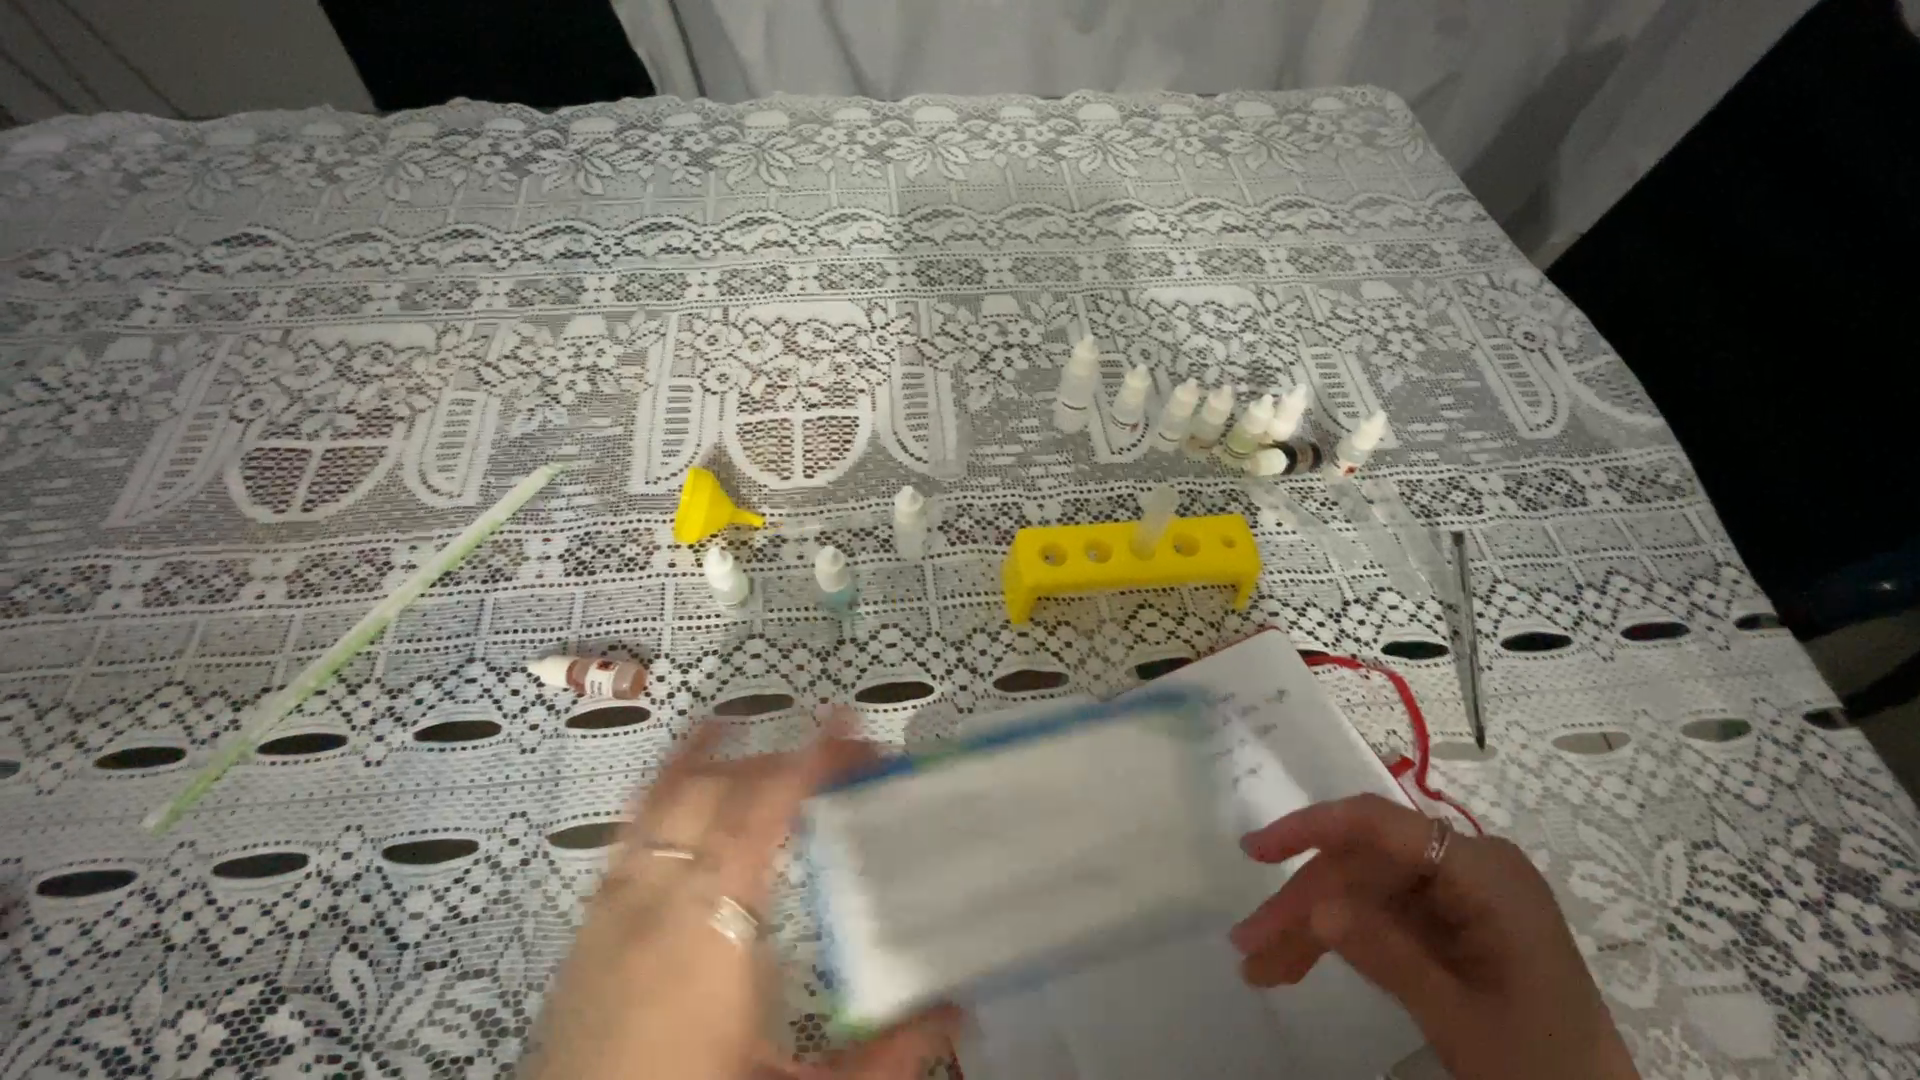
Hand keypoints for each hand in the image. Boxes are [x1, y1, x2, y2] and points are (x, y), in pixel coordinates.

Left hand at [525, 713, 956, 1079]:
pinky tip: (686, 765)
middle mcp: (658, 905)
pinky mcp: (588, 924)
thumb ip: (885, 1056)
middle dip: (783, 758)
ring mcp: (613, 908)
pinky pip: (628, 829)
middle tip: (845, 757)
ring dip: (725, 761)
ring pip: (668, 800)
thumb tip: (960, 1011)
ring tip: (772, 736)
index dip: (806, 762)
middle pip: (718, 795)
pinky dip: (663, 784)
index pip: (762, 818)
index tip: (848, 725)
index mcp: (711, 939)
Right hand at [1230, 794, 1637, 1079]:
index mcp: (1483, 871)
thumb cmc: (1544, 1065)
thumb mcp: (1460, 1017)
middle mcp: (1467, 867)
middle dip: (1303, 904)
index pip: (1380, 825)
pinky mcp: (1449, 924)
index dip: (1310, 828)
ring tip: (1261, 968)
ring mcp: (1457, 895)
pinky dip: (1339, 941)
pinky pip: (1379, 917)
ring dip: (1311, 927)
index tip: (1254, 851)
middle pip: (1361, 866)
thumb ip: (1388, 955)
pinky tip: (1297, 965)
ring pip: (1361, 892)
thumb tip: (1317, 910)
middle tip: (1248, 946)